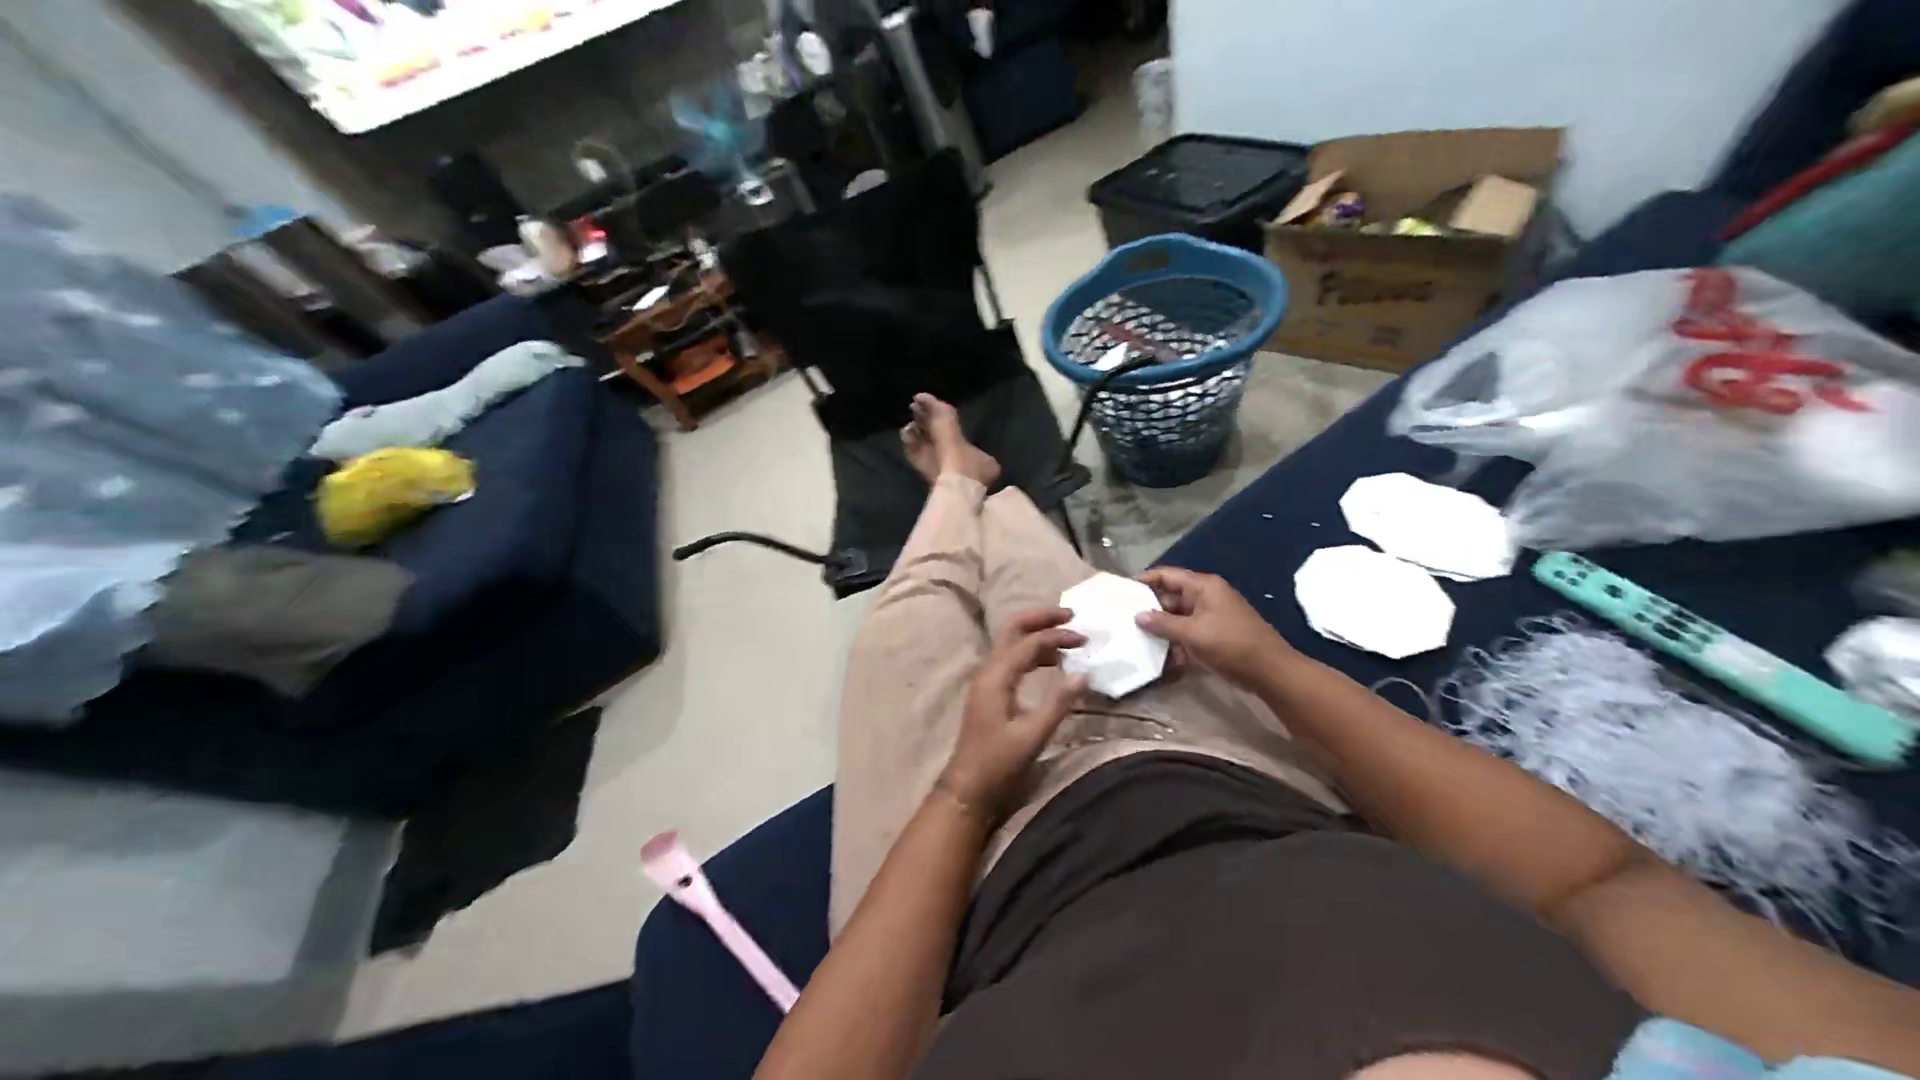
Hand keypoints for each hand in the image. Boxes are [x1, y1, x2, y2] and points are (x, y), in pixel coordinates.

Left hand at [938, 608, 1088, 820]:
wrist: (968, 787)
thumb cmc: (998, 763)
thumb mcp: (1033, 735)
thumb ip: (1058, 703)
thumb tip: (1084, 673)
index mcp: (996, 677)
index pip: (1029, 642)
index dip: (1058, 635)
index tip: (1086, 638)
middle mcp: (988, 671)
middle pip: (1012, 628)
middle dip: (1041, 617)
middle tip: (1071, 616)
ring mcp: (987, 679)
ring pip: (1011, 642)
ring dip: (1038, 634)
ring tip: (1068, 638)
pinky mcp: (991, 691)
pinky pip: (1012, 659)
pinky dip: (1033, 652)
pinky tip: (1053, 663)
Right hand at [1135, 567, 1293, 687]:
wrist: (1270, 671)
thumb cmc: (1231, 645)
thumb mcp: (1193, 634)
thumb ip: (1163, 623)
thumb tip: (1138, 616)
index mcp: (1203, 586)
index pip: (1167, 575)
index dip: (1144, 580)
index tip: (1121, 590)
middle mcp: (1206, 595)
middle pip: (1171, 595)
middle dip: (1149, 606)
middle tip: (1123, 617)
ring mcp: (1211, 614)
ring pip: (1177, 615)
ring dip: (1160, 626)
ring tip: (1135, 635)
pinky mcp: (1214, 632)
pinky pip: (1187, 630)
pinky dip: (1174, 638)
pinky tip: (1159, 652)